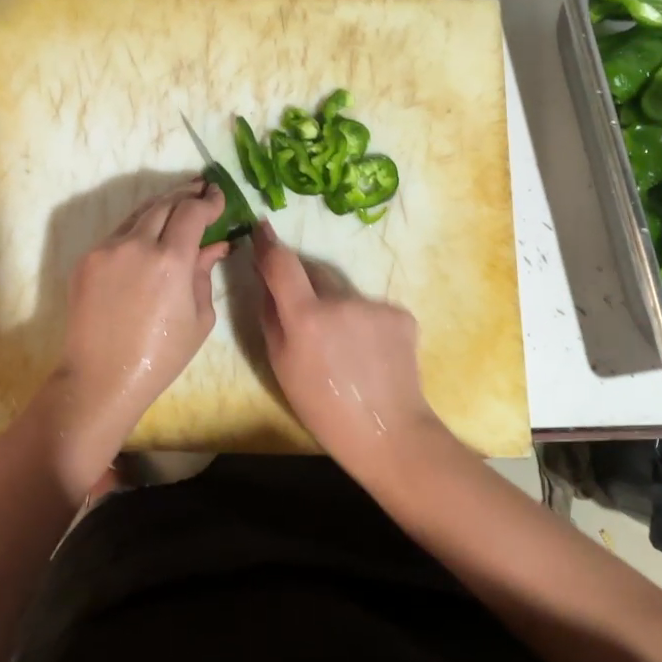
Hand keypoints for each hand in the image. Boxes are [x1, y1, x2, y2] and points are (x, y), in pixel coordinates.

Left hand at [41, 181, 230, 469]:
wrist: (102, 377)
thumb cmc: (160, 355)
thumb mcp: (199, 318)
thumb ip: (205, 273)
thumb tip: (215, 246)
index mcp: (170, 260)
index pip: (192, 212)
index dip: (209, 200)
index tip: (219, 195)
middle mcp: (136, 244)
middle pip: (164, 203)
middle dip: (186, 194)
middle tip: (202, 189)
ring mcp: (107, 249)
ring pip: (138, 214)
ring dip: (161, 205)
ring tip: (178, 204)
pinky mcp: (87, 259)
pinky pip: (118, 234)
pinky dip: (139, 227)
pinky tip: (150, 234)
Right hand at [251, 222, 438, 473]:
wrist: (387, 431)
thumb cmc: (323, 407)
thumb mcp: (281, 366)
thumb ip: (270, 317)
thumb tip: (266, 283)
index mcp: (306, 317)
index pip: (282, 263)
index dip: (268, 244)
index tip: (261, 229)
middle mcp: (341, 301)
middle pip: (314, 272)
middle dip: (302, 282)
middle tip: (299, 309)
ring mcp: (374, 305)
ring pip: (343, 293)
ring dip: (334, 306)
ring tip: (340, 346)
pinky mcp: (400, 313)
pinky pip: (370, 308)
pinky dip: (363, 321)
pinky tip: (367, 352)